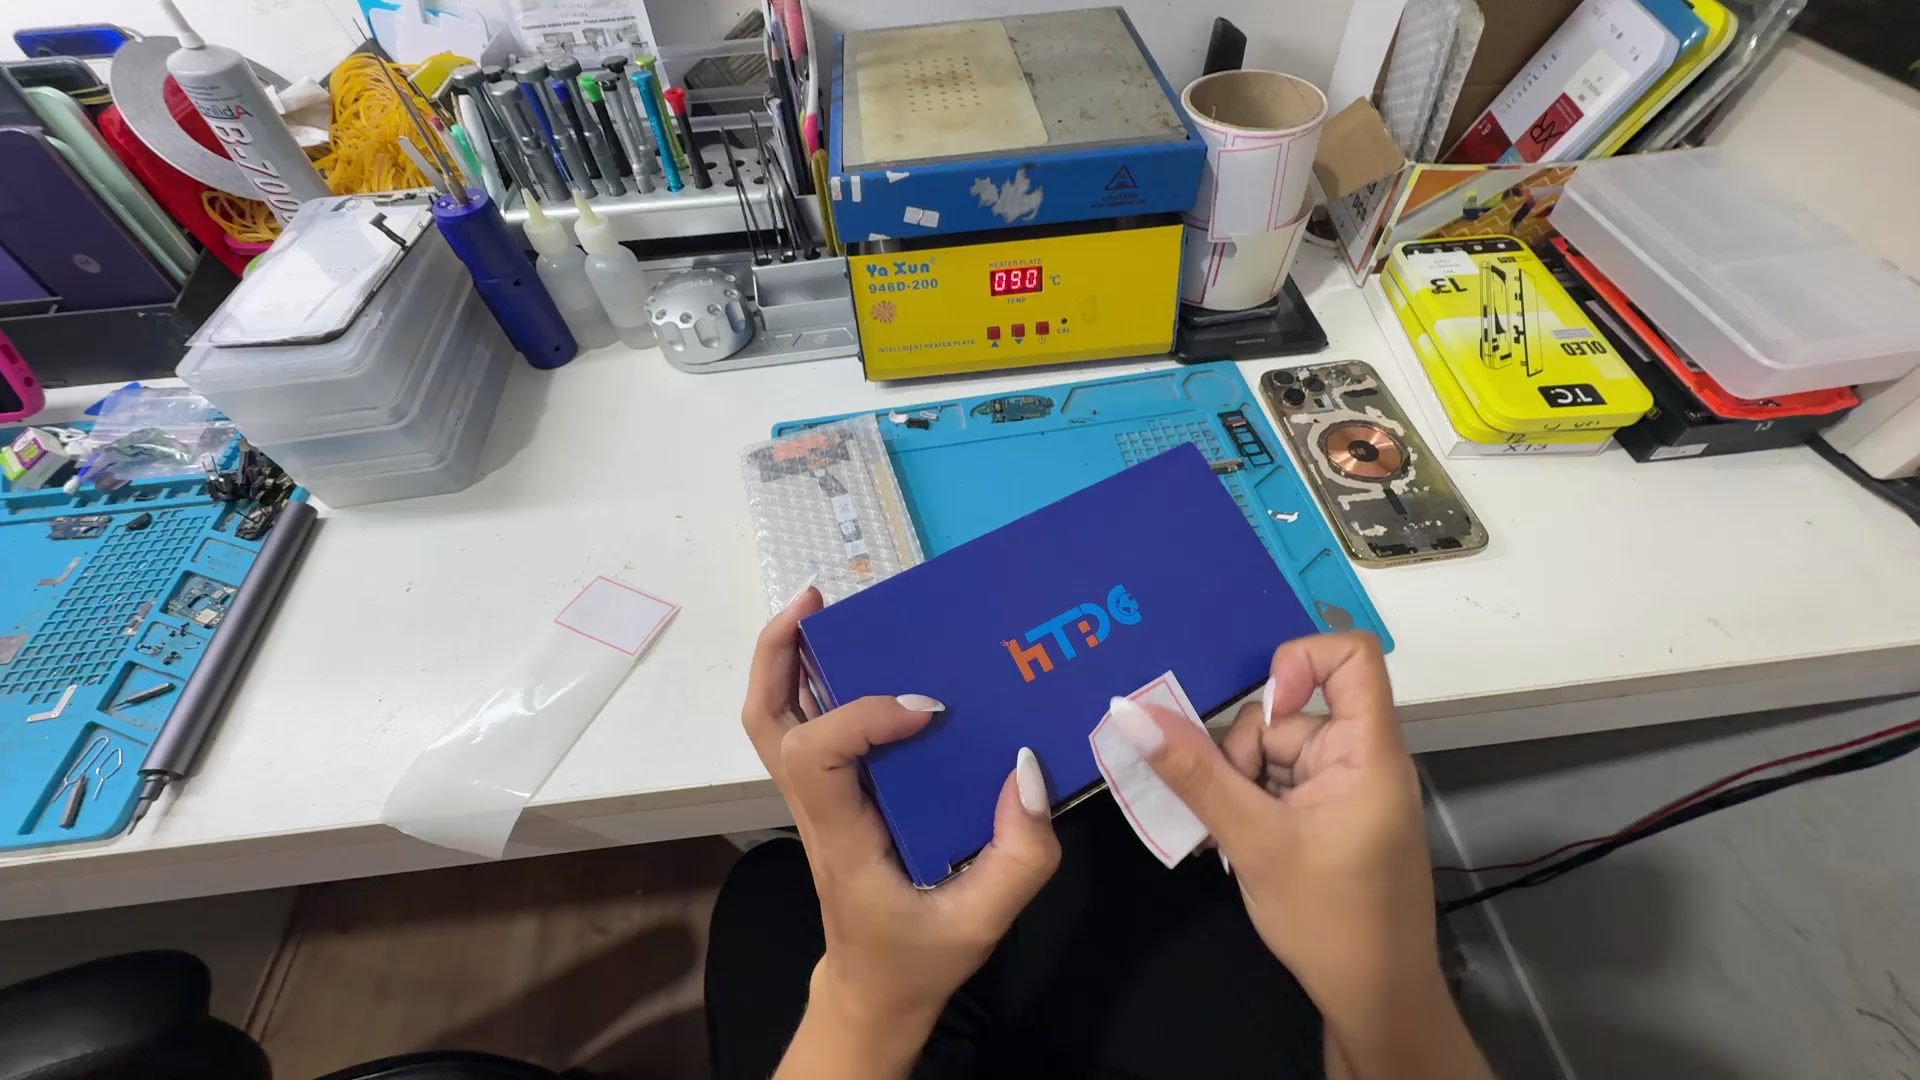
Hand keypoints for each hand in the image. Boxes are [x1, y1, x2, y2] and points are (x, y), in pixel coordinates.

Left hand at [743, 587, 1061, 1069]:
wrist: (874, 988)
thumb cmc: (917, 957)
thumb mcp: (980, 922)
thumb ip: (1018, 859)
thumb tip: (1025, 770)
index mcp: (842, 835)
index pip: (818, 754)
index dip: (866, 715)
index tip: (931, 709)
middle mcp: (816, 806)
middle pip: (767, 720)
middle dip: (780, 652)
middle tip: (815, 599)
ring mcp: (817, 797)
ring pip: (773, 719)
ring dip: (786, 657)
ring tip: (820, 607)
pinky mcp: (833, 792)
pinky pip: (805, 729)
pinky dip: (812, 683)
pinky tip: (854, 658)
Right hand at [1109, 632, 1487, 1078]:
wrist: (1374, 1002)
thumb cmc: (1330, 920)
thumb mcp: (1251, 840)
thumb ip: (1192, 772)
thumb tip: (1131, 712)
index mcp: (1366, 752)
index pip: (1352, 658)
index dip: (1299, 660)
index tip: (1264, 706)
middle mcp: (1357, 756)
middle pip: (1284, 711)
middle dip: (1242, 754)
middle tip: (1234, 810)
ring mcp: (1340, 783)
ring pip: (1266, 747)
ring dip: (1238, 782)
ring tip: (1236, 834)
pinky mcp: (1324, 807)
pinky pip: (1271, 776)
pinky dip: (1247, 798)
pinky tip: (1240, 838)